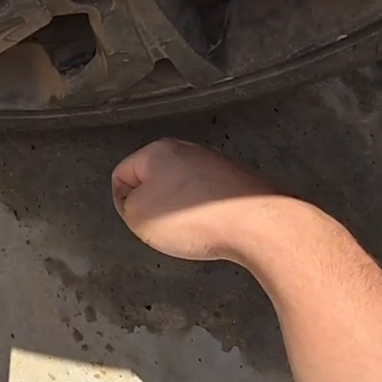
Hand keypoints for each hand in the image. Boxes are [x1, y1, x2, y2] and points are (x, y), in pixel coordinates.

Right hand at [110, 138, 299, 262]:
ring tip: (193, 230)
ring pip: (183, 194)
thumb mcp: (136, 217)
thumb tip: (140, 202)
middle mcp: (189, 150)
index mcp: (159, 150)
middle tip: (163, 227)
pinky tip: (214, 230)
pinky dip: (208, 217)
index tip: (138, 219)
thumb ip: (126, 204)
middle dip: (155, 207)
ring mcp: (218, 165)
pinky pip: (210, 202)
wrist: (260, 227)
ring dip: (182, 214)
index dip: (123, 203)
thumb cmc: (196, 219)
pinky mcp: (240, 183)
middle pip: (155, 183)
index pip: (122, 176)